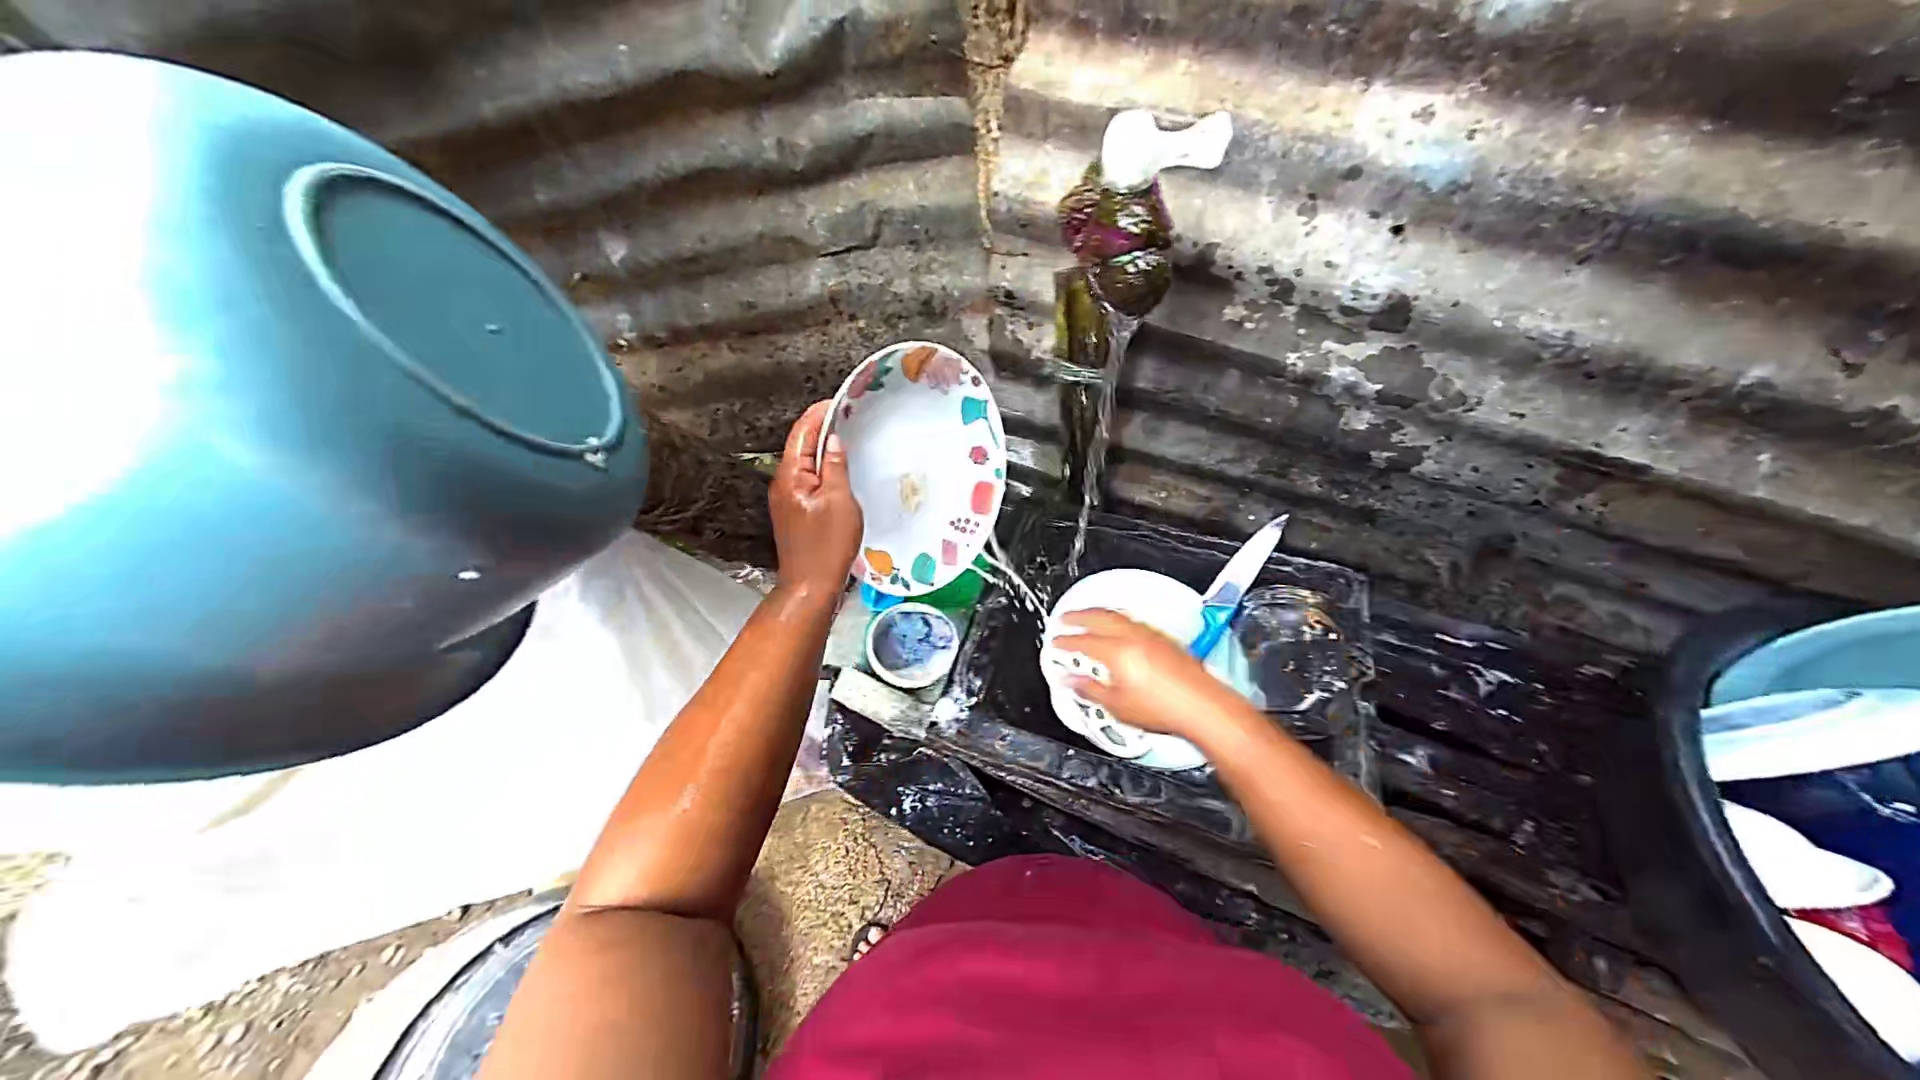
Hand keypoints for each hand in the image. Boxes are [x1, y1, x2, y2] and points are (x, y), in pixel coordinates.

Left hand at [769, 401, 861, 594]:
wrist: (811, 585)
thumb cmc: (826, 546)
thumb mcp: (839, 501)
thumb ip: (835, 466)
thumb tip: (834, 440)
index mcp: (790, 475)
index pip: (802, 432)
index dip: (819, 413)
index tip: (840, 401)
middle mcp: (783, 483)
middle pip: (802, 446)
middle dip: (824, 428)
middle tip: (851, 417)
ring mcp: (788, 499)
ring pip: (806, 464)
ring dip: (825, 450)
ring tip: (850, 439)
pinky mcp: (796, 512)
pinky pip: (810, 481)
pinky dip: (825, 470)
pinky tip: (842, 472)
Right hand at [1051, 609, 1251, 742]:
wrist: (1204, 708)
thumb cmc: (1167, 709)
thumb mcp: (1117, 705)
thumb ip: (1090, 690)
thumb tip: (1072, 682)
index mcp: (1117, 652)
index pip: (1083, 641)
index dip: (1066, 641)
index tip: (1056, 641)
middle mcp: (1134, 637)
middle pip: (1100, 617)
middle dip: (1079, 615)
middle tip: (1066, 617)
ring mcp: (1152, 635)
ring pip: (1118, 615)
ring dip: (1100, 613)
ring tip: (1090, 616)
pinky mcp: (1165, 640)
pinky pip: (1134, 620)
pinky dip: (1119, 619)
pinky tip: (1120, 627)